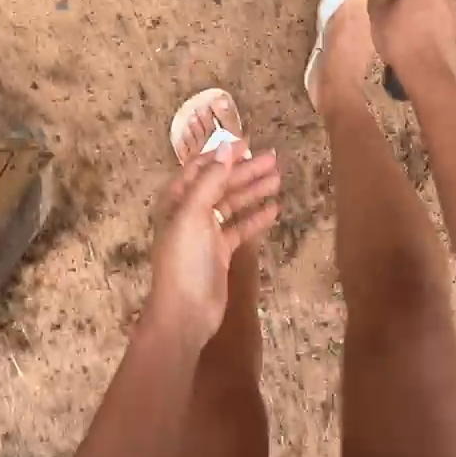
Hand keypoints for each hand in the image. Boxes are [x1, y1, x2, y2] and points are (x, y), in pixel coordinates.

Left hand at [145, 141, 280, 343]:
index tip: (248, 143)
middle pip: (220, 184)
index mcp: (177, 200)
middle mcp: (189, 213)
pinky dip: (255, 218)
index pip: (201, 168)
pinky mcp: (219, 252)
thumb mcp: (194, 214)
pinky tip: (274, 210)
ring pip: (232, 204)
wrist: (185, 312)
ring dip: (253, 191)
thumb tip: (226, 148)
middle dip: (245, 171)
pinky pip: (240, 228)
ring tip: (278, 179)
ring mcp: (205, 233)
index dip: (223, 155)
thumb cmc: (185, 260)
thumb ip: (210, 180)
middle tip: (274, 160)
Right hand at [368, 0, 455, 83]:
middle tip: (396, 3)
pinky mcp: (454, 34)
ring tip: (403, 26)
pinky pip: (438, 24)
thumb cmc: (400, 36)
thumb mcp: (378, 15)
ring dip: (422, 10)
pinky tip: (413, 41)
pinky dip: (428, 28)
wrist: (424, 71)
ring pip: (435, 5)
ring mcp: (452, 15)